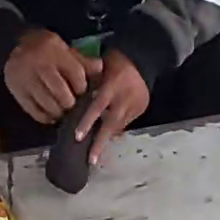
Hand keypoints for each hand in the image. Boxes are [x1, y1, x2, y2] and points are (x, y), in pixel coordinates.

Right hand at [4, 28, 100, 123]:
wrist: (13, 44)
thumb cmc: (46, 50)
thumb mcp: (65, 49)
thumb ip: (82, 61)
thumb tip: (100, 68)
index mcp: (55, 52)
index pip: (76, 75)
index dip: (82, 88)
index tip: (82, 92)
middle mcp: (40, 65)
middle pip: (62, 94)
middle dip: (70, 103)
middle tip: (72, 105)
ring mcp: (26, 79)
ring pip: (48, 105)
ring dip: (59, 112)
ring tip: (62, 112)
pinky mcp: (17, 91)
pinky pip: (35, 111)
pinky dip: (45, 117)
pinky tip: (51, 115)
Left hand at [73, 49, 148, 164]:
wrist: (144, 59)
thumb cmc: (115, 62)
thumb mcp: (100, 68)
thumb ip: (89, 84)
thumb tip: (74, 103)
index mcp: (113, 85)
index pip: (98, 106)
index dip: (87, 122)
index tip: (78, 136)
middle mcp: (125, 98)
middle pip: (111, 124)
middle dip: (100, 143)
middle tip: (91, 160)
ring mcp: (135, 106)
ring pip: (118, 126)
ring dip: (106, 137)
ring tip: (94, 153)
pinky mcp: (140, 110)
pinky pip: (124, 123)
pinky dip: (114, 129)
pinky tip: (105, 136)